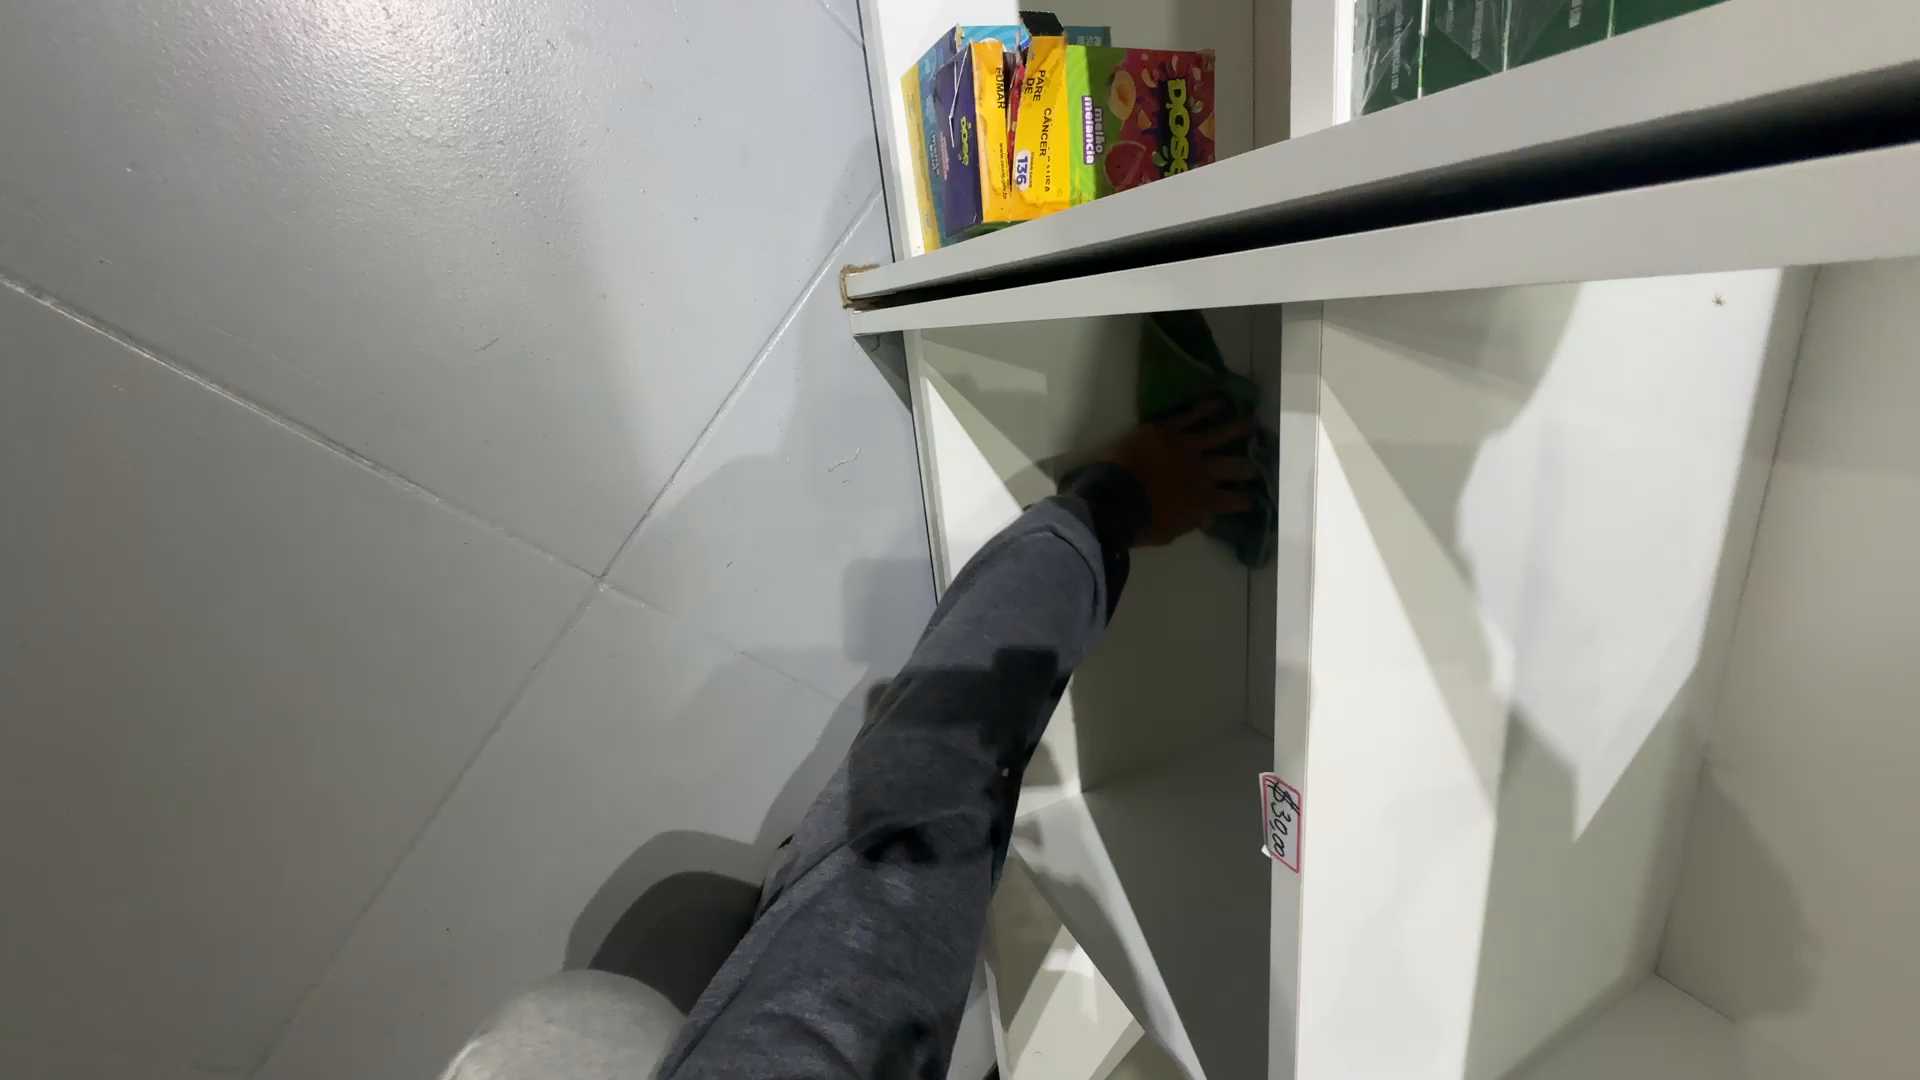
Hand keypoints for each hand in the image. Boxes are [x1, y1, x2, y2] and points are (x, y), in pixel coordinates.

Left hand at [1096, 400, 1256, 546]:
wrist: (1112, 499)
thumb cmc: (1138, 522)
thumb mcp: (1168, 532)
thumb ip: (1189, 523)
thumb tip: (1207, 517)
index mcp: (1203, 500)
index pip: (1233, 501)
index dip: (1245, 501)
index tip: (1253, 500)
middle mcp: (1202, 471)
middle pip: (1233, 466)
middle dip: (1247, 466)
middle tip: (1259, 462)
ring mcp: (1186, 447)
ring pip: (1219, 434)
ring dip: (1238, 428)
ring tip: (1254, 423)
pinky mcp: (1166, 430)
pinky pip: (1190, 414)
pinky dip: (1207, 406)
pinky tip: (1221, 400)